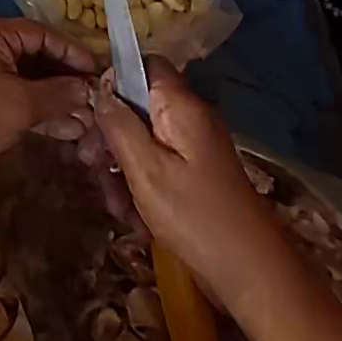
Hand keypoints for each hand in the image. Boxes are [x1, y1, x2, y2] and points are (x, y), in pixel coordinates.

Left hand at [0, 17, 95, 175]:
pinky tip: (67, 129)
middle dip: (66, 80)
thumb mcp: (21, 104)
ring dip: (57, 99)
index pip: (42, 34)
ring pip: (29, 80)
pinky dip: (39, 110)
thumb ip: (59, 94)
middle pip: (37, 56)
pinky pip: (17, 97)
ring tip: (87, 120)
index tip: (98, 72)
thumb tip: (89, 91)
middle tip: (95, 99)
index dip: (72, 53)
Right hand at [91, 59, 300, 316]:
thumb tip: (100, 88)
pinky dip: (140, 184)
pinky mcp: (194, 173)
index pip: (145, 64)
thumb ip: (119, 124)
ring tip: (113, 204)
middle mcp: (188, 117)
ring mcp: (192, 147)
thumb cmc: (195, 217)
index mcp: (180, 106)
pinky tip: (132, 217)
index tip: (93, 110)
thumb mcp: (146, 170)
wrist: (252, 276)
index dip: (114, 79)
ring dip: (121, 166)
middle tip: (89, 163)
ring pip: (143, 138)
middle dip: (111, 133)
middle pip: (138, 105)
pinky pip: (158, 163)